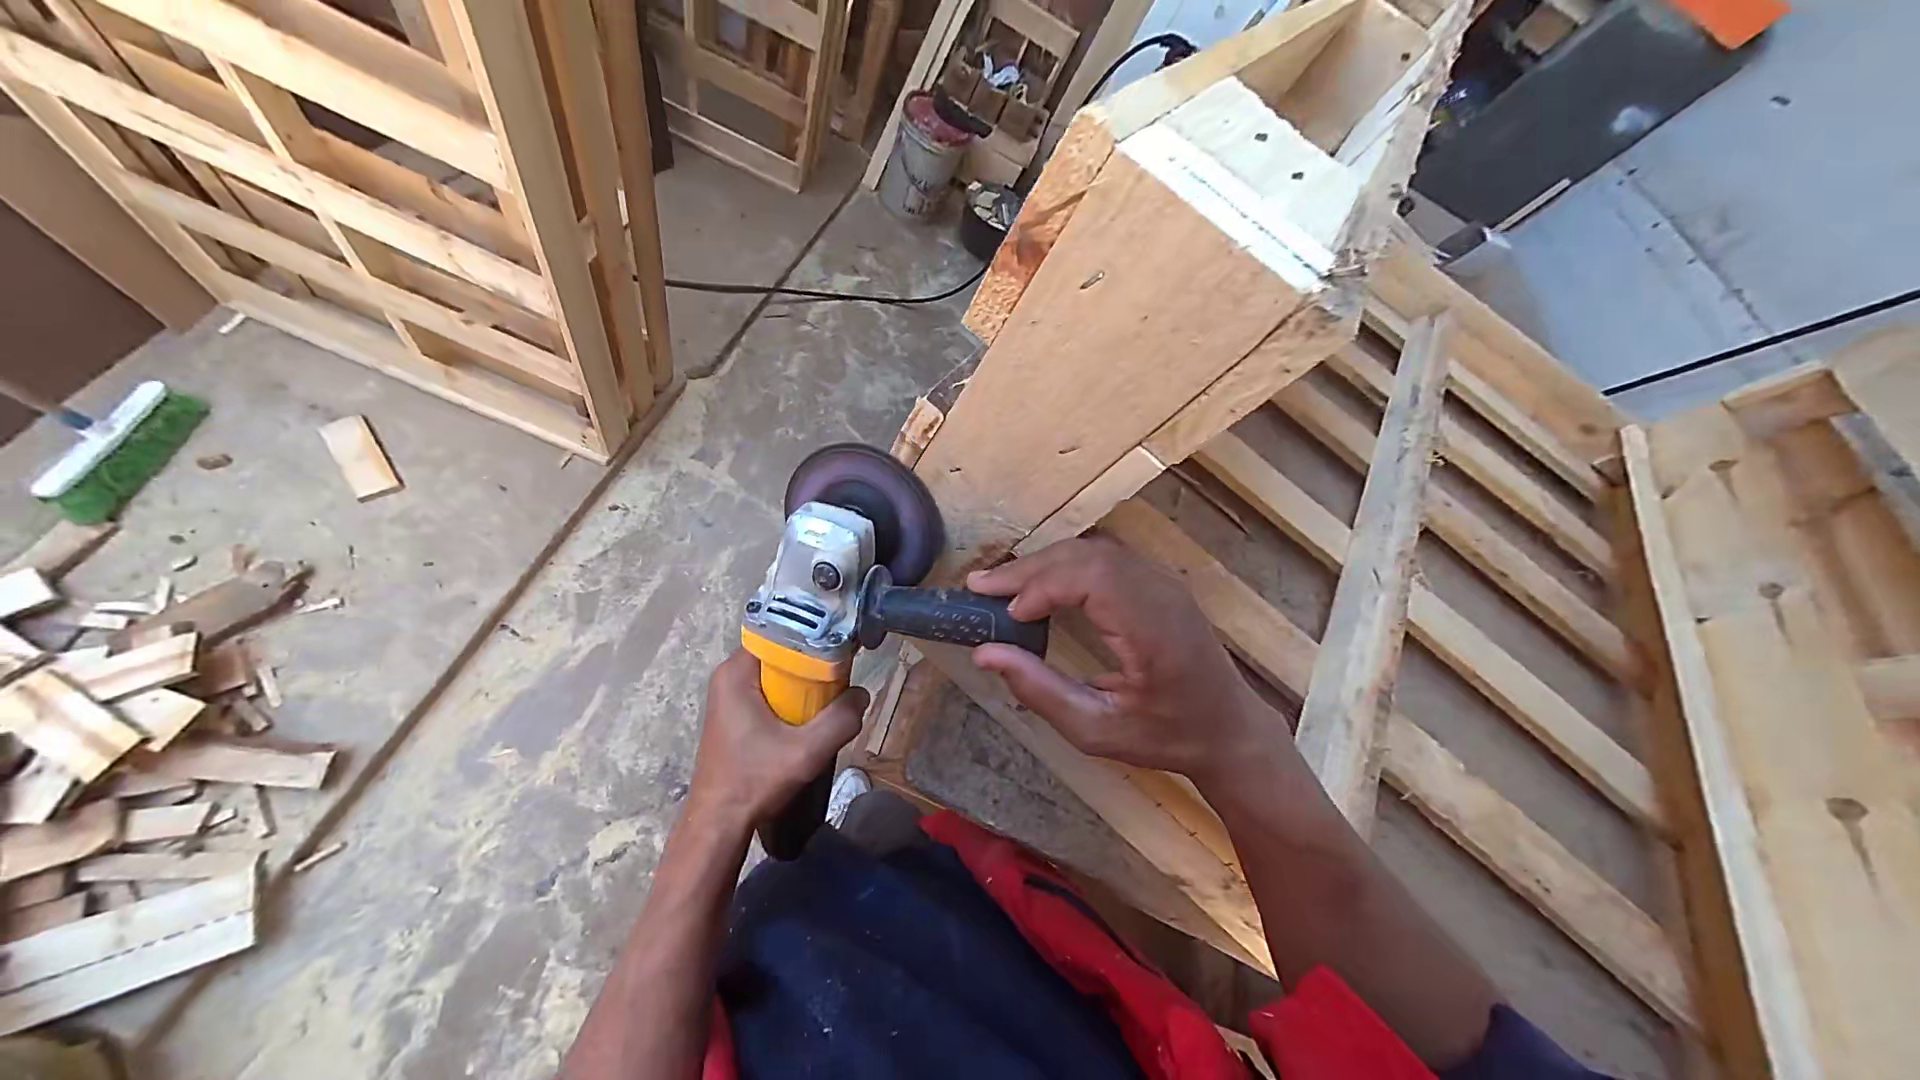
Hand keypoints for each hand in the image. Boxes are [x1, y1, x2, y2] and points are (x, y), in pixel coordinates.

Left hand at [686, 649, 868, 833]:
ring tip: (832, 695)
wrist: (718, 823)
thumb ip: (839, 721)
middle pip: (782, 652)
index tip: (842, 645)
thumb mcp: (805, 752)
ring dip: (805, 683)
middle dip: (813, 662)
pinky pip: (772, 690)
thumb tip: (863, 694)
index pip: (780, 632)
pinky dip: (793, 698)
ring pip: (779, 673)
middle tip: (843, 675)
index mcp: (737, 672)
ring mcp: (730, 695)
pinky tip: (811, 716)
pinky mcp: (736, 713)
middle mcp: (730, 676)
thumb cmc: (754, 781)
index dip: (813, 635)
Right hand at [966, 536, 1291, 783]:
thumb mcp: (1097, 730)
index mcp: (1155, 630)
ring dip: (1043, 563)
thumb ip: (1040, 691)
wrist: (1230, 728)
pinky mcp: (1158, 581)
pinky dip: (1063, 565)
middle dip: (1029, 568)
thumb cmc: (1167, 736)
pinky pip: (1103, 557)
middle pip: (1086, 555)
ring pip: (1092, 549)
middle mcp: (1162, 592)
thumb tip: (984, 654)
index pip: (1092, 579)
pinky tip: (1038, 584)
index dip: (1042, 586)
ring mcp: (1163, 581)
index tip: (1007, 614)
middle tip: (980, 588)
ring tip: (1000, 585)